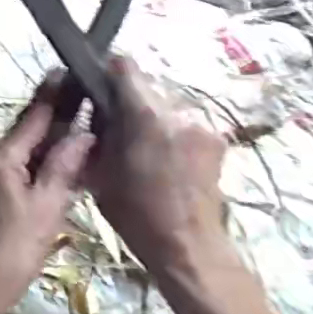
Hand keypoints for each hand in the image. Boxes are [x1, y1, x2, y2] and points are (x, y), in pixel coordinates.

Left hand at [0, 78, 94, 313]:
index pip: (33, 117)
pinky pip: (10, 171)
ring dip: (45, 149)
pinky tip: (54, 172)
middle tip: (84, 105)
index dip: (54, 94)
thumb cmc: (10, 253)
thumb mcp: (45, 209)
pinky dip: (32, 169)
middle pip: (25, 134)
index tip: (68, 70)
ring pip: (19, 154)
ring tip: (78, 138)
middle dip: (54, 123)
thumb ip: (63, 168)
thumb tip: (83, 134)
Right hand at [86, 57, 236, 273]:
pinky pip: (185, 122)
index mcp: (145, 115)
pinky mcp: (217, 137)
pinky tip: (166, 158)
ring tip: (144, 148)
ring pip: (167, 105)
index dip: (108, 72)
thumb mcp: (100, 171)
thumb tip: (96, 107)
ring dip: (153, 117)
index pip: (124, 67)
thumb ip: (99, 131)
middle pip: (147, 88)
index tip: (99, 85)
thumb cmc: (135, 213)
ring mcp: (202, 123)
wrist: (188, 246)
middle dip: (130, 101)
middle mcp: (177, 110)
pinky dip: (172, 132)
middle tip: (118, 128)